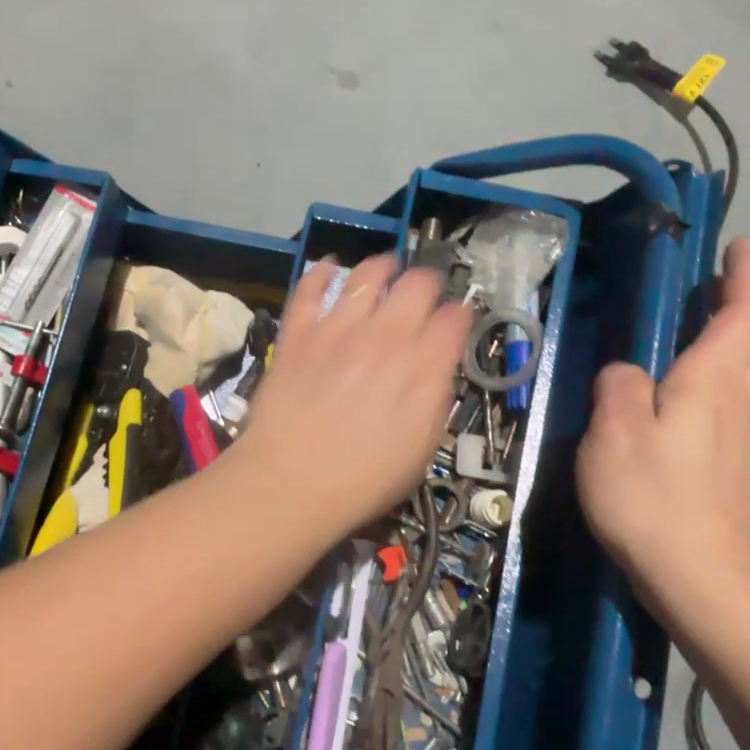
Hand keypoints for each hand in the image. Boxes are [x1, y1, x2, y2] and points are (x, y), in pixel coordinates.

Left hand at [231, 254, 470, 537]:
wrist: (290, 482)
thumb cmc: (363, 480)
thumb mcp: (422, 450)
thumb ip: (436, 400)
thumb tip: (438, 371)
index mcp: (425, 366)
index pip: (455, 318)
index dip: (459, 315)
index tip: (454, 322)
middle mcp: (387, 335)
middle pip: (418, 283)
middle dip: (428, 284)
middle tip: (422, 296)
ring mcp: (339, 328)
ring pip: (368, 274)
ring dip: (383, 267)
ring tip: (385, 270)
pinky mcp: (298, 332)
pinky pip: (311, 287)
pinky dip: (322, 271)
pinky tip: (329, 267)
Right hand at [576, 238, 749, 605]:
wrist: (699, 575)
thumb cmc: (652, 498)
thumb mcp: (614, 434)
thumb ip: (618, 388)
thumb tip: (627, 373)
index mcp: (710, 382)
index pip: (742, 313)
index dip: (744, 276)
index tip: (736, 246)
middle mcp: (735, 401)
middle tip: (724, 283)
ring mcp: (738, 437)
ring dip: (740, 336)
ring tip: (703, 326)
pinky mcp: (730, 466)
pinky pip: (734, 399)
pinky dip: (723, 374)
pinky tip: (688, 391)